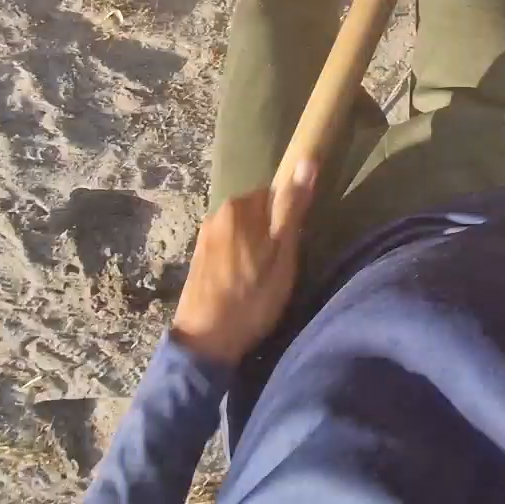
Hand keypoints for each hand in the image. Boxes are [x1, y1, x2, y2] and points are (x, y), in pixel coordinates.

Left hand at [171, 161, 317, 367]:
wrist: (205, 343)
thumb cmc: (251, 297)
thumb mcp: (282, 254)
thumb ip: (292, 207)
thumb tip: (306, 161)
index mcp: (238, 206)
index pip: (274, 193)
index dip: (287, 219)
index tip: (291, 245)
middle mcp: (217, 213)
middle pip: (256, 211)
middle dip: (269, 232)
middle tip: (279, 266)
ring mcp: (204, 236)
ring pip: (242, 231)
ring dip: (253, 247)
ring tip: (261, 279)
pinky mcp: (198, 257)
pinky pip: (228, 246)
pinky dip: (238, 259)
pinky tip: (243, 284)